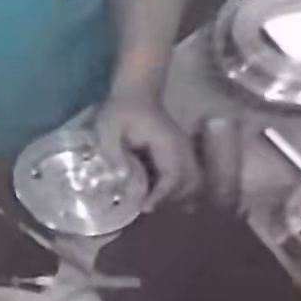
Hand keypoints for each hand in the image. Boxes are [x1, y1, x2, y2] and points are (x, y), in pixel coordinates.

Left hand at [95, 91, 199, 210]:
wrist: (136, 93)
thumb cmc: (120, 111)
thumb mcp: (108, 129)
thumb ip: (114, 153)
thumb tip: (123, 179)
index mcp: (168, 144)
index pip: (175, 176)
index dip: (162, 195)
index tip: (145, 207)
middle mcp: (183, 150)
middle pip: (190, 184)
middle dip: (171, 200)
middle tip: (145, 207)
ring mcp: (185, 152)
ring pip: (192, 183)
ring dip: (175, 197)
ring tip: (148, 202)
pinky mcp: (179, 155)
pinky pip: (185, 178)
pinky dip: (174, 190)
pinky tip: (153, 194)